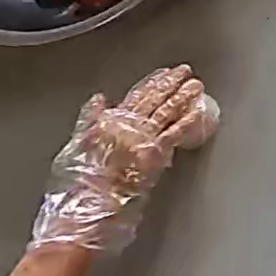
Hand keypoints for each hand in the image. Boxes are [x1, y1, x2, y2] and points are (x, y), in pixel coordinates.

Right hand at [30, 66, 209, 252]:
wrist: (85, 204)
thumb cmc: (79, 181)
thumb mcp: (77, 145)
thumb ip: (90, 120)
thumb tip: (99, 99)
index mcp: (111, 122)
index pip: (135, 96)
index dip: (151, 82)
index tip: (164, 72)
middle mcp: (128, 127)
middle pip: (154, 99)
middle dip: (171, 83)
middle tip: (186, 70)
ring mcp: (142, 139)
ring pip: (167, 112)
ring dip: (183, 97)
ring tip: (196, 85)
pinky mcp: (154, 154)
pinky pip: (174, 134)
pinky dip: (187, 122)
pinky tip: (198, 111)